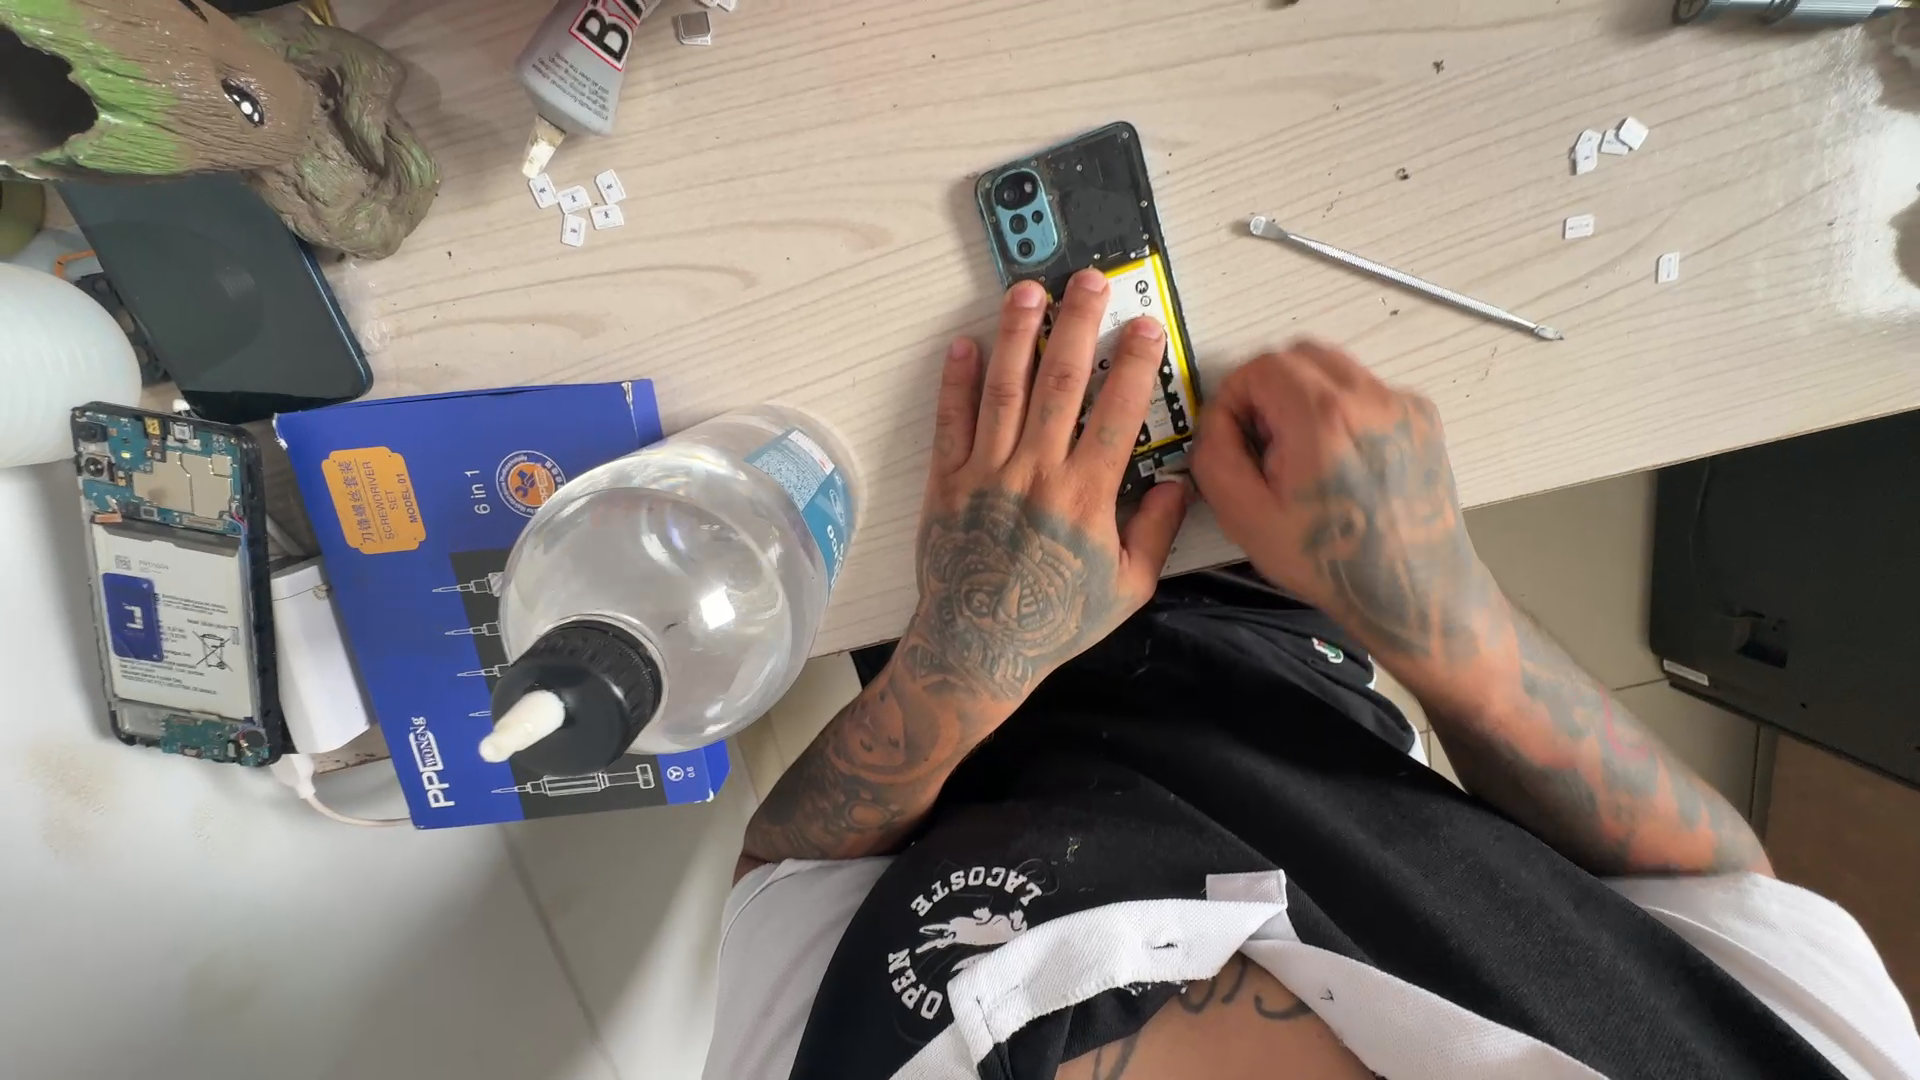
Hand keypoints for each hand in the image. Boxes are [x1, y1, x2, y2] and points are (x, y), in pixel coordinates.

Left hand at [906, 269, 1190, 702]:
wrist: (978, 647)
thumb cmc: (1053, 623)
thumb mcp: (1125, 589)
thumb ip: (1155, 533)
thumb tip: (1182, 484)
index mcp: (1085, 496)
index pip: (1118, 412)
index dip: (1134, 363)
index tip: (1144, 325)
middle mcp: (1035, 472)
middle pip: (1060, 383)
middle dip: (1078, 325)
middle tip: (1087, 281)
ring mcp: (986, 472)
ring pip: (1003, 389)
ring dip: (1017, 335)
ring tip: (1027, 292)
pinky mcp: (946, 482)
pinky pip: (950, 422)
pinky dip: (956, 382)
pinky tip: (964, 346)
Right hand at [1189, 342, 1490, 667]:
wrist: (1410, 590)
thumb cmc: (1328, 560)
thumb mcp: (1243, 515)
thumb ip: (1213, 454)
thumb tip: (1215, 423)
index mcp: (1323, 418)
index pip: (1261, 366)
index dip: (1232, 396)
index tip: (1231, 435)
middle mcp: (1371, 398)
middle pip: (1298, 355)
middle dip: (1265, 389)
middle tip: (1258, 439)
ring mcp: (1403, 406)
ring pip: (1332, 369)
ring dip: (1300, 396)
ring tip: (1295, 452)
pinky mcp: (1421, 420)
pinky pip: (1363, 391)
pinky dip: (1336, 410)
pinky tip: (1333, 461)